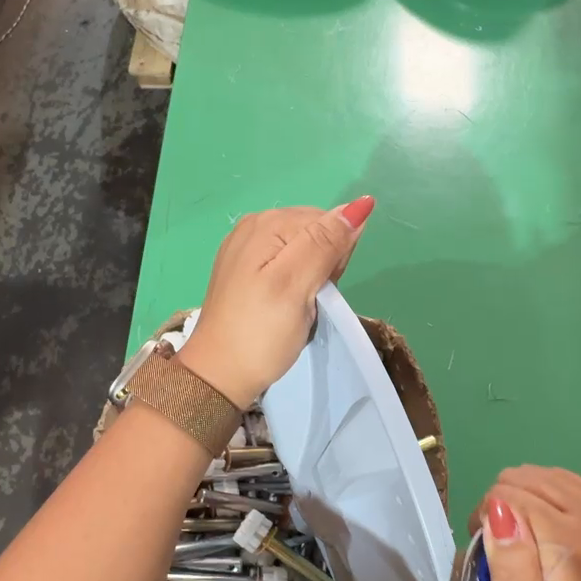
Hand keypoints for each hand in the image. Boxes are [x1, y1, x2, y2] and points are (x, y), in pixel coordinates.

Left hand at [176, 197, 374, 406]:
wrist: (219, 375)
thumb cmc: (261, 331)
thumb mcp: (297, 285)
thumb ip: (326, 243)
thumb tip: (360, 204)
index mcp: (267, 223)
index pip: (327, 221)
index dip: (337, 254)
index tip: (324, 287)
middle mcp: (255, 226)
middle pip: (315, 231)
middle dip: (325, 264)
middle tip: (311, 299)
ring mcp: (247, 249)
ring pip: (304, 249)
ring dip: (313, 276)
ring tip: (299, 305)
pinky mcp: (245, 271)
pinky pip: (287, 263)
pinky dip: (297, 282)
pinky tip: (287, 304)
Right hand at [468, 466, 580, 580]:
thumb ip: (508, 565)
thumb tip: (499, 510)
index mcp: (574, 544)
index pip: (511, 496)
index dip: (488, 519)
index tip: (488, 553)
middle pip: (524, 480)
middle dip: (502, 506)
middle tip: (500, 548)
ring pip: (537, 474)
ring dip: (518, 499)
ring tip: (516, 538)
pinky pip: (556, 477)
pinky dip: (537, 495)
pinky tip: (535, 523)